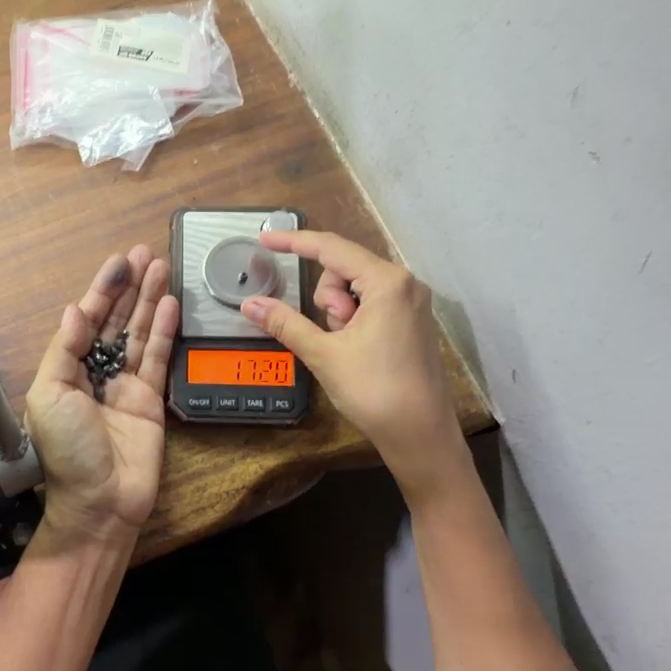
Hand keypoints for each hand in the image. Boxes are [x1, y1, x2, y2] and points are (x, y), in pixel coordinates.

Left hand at [26, 245, 179, 541]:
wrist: (100, 502)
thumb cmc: (67, 451)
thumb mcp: (49, 395)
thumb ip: (64, 350)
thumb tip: (75, 310)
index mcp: (65, 372)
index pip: (86, 322)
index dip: (102, 291)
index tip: (119, 262)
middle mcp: (95, 374)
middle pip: (115, 322)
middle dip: (128, 288)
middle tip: (145, 253)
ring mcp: (124, 387)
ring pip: (139, 335)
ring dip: (149, 301)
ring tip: (162, 267)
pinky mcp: (151, 402)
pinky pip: (158, 360)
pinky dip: (165, 332)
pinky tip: (171, 305)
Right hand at [241, 231, 466, 498]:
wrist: (419, 432)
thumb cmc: (374, 390)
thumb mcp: (323, 354)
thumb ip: (285, 323)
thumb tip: (250, 303)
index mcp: (387, 282)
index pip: (331, 248)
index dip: (294, 242)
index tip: (264, 238)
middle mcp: (405, 283)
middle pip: (343, 268)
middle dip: (326, 297)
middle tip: (333, 333)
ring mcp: (411, 303)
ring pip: (354, 289)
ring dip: (339, 313)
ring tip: (346, 347)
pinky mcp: (412, 322)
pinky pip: (371, 305)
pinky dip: (353, 320)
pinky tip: (356, 349)